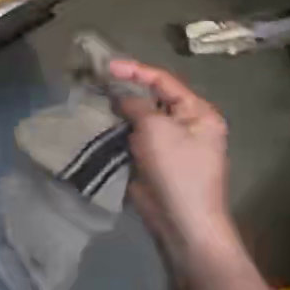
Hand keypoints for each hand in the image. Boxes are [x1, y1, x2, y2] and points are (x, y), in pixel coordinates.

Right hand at [108, 61, 234, 259]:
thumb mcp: (156, 127)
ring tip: (92, 97)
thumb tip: (119, 97)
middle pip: (151, 97)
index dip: (134, 70)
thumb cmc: (177, 169)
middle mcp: (186, 124)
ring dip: (117, 108)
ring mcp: (169, 143)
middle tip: (96, 79)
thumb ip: (135, 104)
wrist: (182, 223)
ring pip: (138, 116)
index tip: (106, 66)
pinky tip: (98, 120)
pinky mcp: (153, 159)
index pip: (163, 80)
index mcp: (198, 112)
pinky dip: (116, 128)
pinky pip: (132, 135)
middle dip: (124, 88)